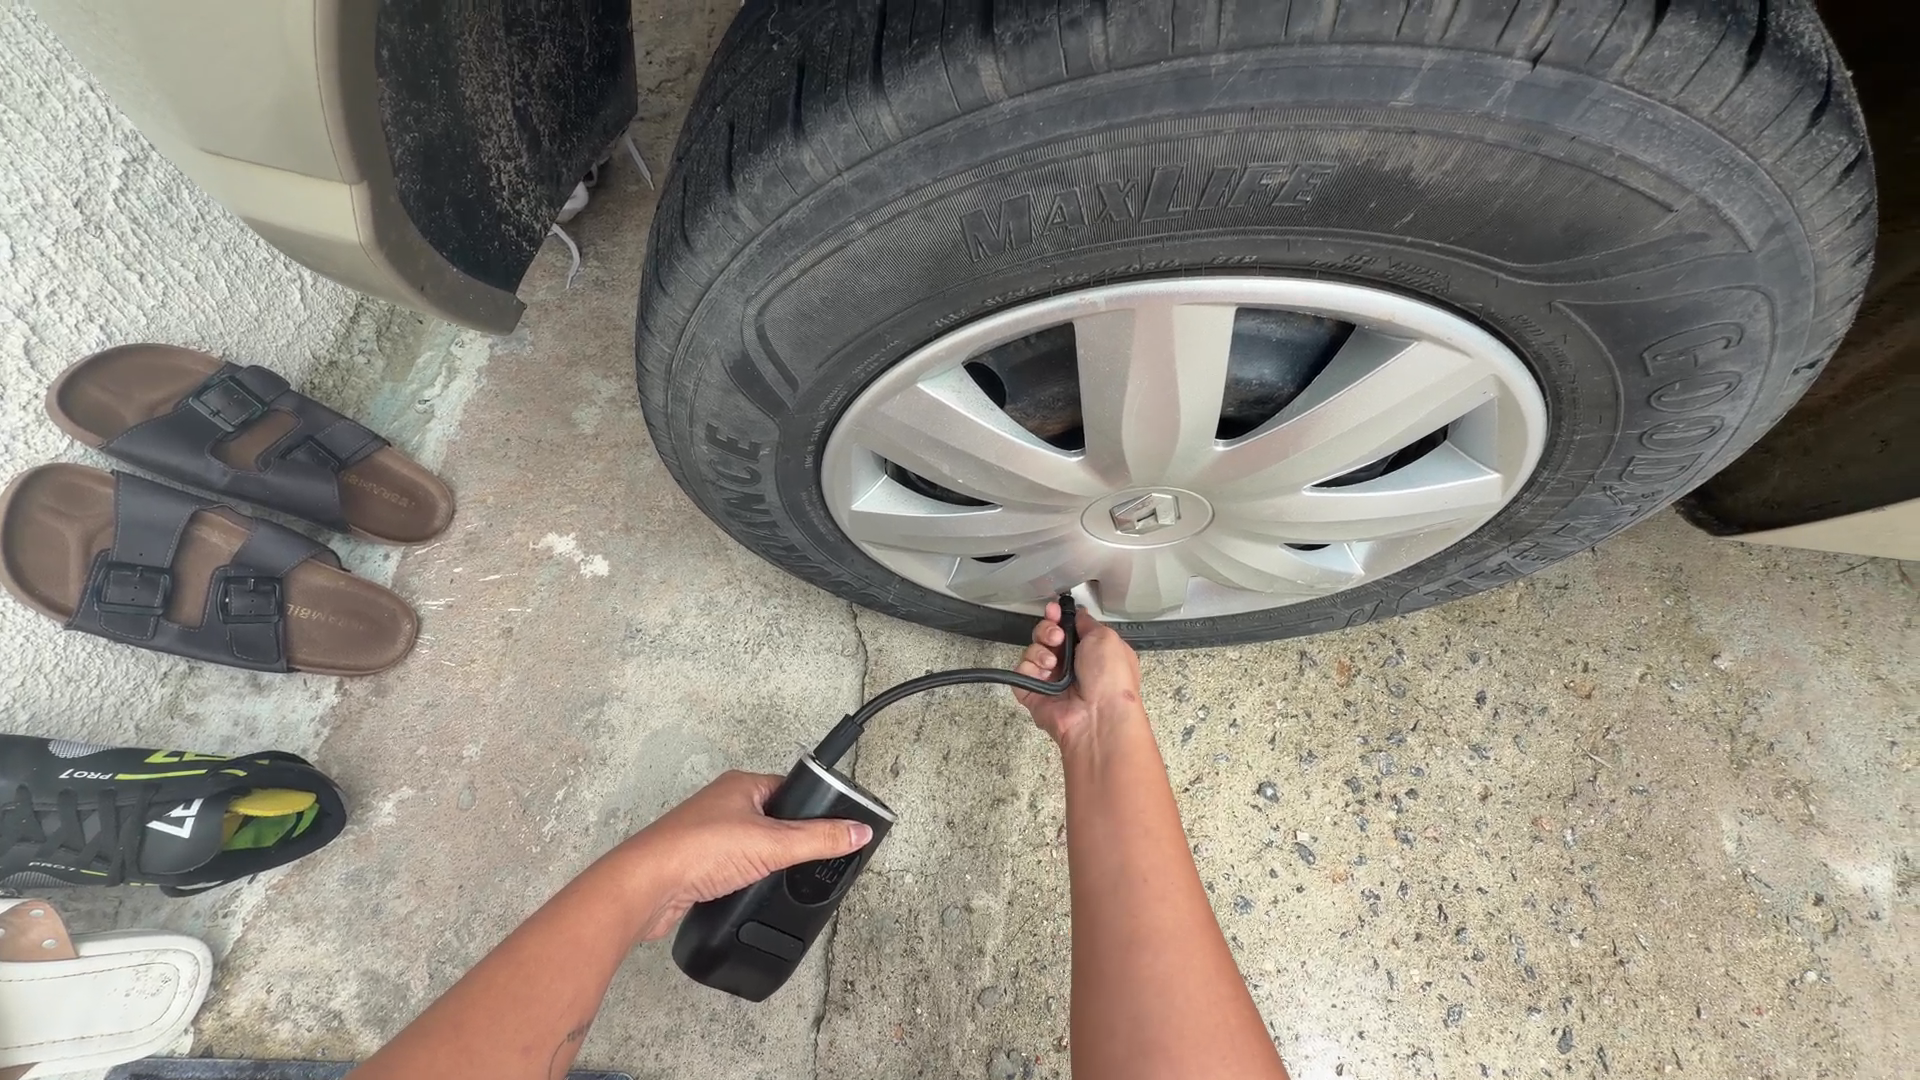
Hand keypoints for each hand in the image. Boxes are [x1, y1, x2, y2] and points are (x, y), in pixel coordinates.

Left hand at [617, 770, 871, 940]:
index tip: (831, 828)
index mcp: (742, 785)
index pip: (790, 789)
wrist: (645, 888)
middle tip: (806, 857)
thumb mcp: (772, 844)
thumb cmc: (700, 850)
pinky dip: (744, 877)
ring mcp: (707, 833)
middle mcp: (723, 803)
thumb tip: (858, 830)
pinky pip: (731, 865)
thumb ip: (819, 839)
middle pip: (772, 817)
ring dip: (764, 860)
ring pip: (750, 843)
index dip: (811, 808)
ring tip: (777, 876)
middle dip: (788, 838)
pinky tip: (750, 889)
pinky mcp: (695, 863)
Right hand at [1011, 600, 1143, 751]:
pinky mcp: (1033, 694)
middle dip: (1047, 631)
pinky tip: (1045, 676)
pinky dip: (1030, 670)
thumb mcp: (1107, 637)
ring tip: (1053, 663)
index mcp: (1091, 652)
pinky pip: (1021, 672)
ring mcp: (1051, 681)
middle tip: (1056, 638)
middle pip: (1045, 636)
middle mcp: (1070, 666)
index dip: (1057, 617)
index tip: (1053, 610)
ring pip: (1032, 652)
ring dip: (1041, 651)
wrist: (1099, 716)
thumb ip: (1087, 623)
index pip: (1066, 628)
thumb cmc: (1111, 678)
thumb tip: (1078, 615)